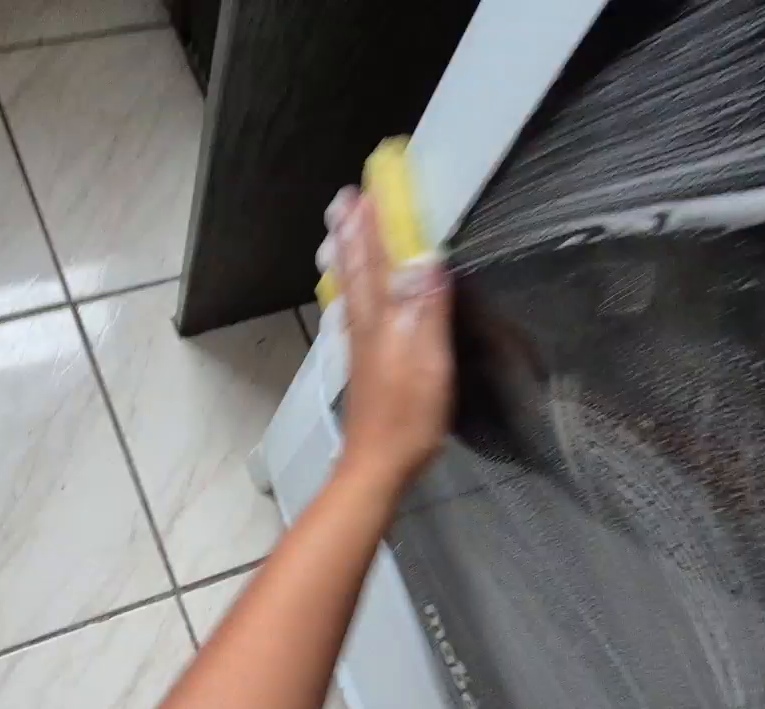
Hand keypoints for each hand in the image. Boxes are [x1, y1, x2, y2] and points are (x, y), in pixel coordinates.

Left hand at [328, 187, 454, 494]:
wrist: (377, 464)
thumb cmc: (408, 418)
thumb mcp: (427, 362)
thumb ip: (425, 310)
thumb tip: (424, 257)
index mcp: (382, 321)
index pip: (377, 263)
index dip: (373, 226)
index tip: (366, 188)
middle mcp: (365, 328)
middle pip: (356, 272)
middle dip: (351, 235)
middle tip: (342, 201)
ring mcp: (362, 348)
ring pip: (350, 292)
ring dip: (346, 259)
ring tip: (337, 234)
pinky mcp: (365, 367)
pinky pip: (353, 315)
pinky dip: (349, 293)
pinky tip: (347, 296)